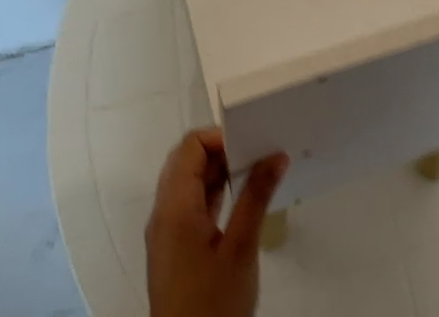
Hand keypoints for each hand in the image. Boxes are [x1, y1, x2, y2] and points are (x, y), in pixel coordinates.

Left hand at [146, 128, 289, 316]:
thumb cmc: (214, 300)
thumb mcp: (241, 248)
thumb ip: (256, 197)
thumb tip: (275, 156)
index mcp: (174, 207)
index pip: (190, 147)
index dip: (220, 138)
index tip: (252, 144)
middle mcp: (163, 213)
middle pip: (186, 162)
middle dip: (221, 152)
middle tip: (257, 155)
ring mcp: (166, 232)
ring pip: (187, 184)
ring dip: (218, 173)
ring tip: (255, 174)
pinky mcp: (173, 248)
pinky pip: (189, 205)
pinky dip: (212, 194)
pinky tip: (241, 200)